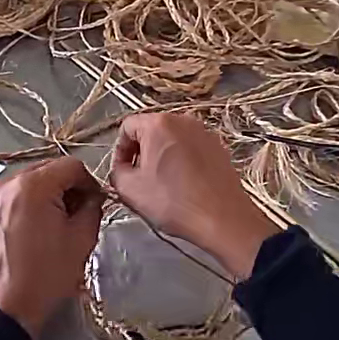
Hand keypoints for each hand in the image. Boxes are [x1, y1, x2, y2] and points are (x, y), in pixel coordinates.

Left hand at [0, 157, 103, 339]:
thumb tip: (92, 196)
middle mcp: (8, 183)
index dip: (89, 182)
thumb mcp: (82, 238)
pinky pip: (15, 194)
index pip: (72, 166)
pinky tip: (37, 226)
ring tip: (57, 222)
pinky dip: (30, 202)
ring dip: (49, 193)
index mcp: (33, 185)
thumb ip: (92, 206)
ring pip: (32, 180)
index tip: (94, 203)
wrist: (7, 306)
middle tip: (78, 213)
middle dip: (68, 186)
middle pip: (50, 169)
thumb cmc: (47, 273)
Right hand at [110, 114, 278, 278]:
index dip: (119, 150)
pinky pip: (192, 150)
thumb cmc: (175, 202)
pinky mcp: (219, 148)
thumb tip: (121, 170)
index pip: (127, 126)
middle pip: (152, 131)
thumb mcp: (130, 189)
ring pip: (173, 141)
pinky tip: (183, 186)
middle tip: (139, 179)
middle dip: (142, 153)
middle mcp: (184, 121)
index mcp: (159, 124)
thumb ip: (116, 172)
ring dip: (163, 158)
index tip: (122, 171)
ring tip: (162, 185)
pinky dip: (183, 162)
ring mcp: (205, 133)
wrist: (222, 218)